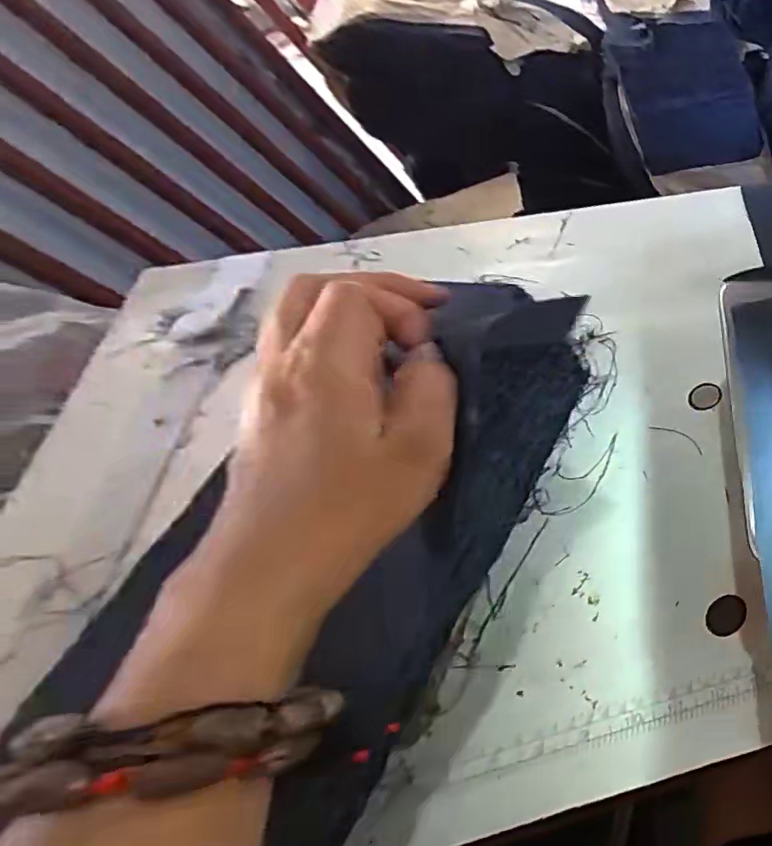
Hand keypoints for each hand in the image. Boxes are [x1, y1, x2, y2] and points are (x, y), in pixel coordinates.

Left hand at [193, 272, 456, 630]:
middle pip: (311, 288)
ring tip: (403, 338)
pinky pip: (294, 342)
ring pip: (296, 312)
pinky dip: (337, 335)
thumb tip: (425, 357)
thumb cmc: (358, 502)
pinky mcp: (265, 405)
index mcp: (322, 367)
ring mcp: (265, 383)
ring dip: (354, 309)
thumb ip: (432, 387)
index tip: (432, 347)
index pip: (353, 295)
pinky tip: (372, 371)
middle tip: (426, 314)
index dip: (403, 305)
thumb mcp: (422, 447)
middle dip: (377, 290)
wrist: (276, 556)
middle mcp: (282, 362)